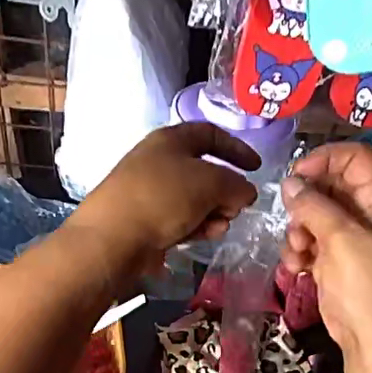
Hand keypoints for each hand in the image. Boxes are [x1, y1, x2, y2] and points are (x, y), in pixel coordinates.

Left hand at [66, 124, 260, 272]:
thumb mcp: (210, 183)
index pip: (211, 134)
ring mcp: (152, 191)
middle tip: (238, 206)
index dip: (237, 148)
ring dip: (215, 211)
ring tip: (221, 225)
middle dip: (227, 189)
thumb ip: (236, 185)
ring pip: (197, 198)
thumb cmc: (163, 198)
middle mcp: (160, 161)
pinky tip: (205, 235)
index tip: (257, 168)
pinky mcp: (148, 219)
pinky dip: (198, 225)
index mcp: (171, 140)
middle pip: (206, 171)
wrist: (114, 238)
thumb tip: (246, 193)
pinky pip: (183, 218)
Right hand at [280, 143, 371, 372]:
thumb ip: (314, 205)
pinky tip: (296, 269)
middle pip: (330, 186)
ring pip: (313, 215)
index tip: (299, 174)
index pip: (356, 158)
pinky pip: (309, 243)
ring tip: (298, 252)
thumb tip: (292, 183)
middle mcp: (365, 215)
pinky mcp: (333, 262)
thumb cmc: (366, 286)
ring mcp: (348, 239)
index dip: (328, 159)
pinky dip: (299, 252)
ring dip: (298, 230)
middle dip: (306, 200)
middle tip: (292, 216)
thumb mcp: (341, 239)